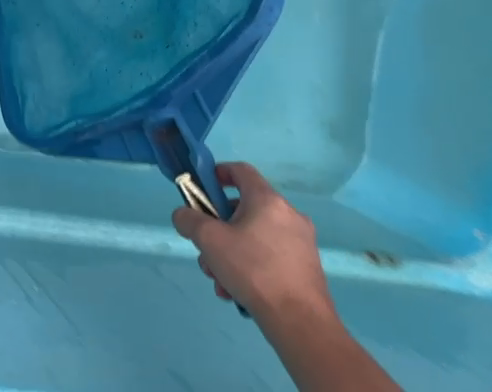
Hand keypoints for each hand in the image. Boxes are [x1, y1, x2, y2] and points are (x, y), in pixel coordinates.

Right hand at [171, 162, 331, 323]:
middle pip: (242, 209)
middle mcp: (289, 216)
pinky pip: (267, 256)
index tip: (200, 190)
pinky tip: (236, 291)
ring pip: (252, 237)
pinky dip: (248, 267)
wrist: (300, 321)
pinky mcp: (305, 267)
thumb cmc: (252, 268)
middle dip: (217, 229)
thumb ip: (187, 218)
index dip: (217, 173)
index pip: (240, 170)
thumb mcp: (207, 239)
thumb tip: (186, 216)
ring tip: (219, 280)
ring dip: (229, 253)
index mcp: (268, 201)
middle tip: (205, 249)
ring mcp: (301, 243)